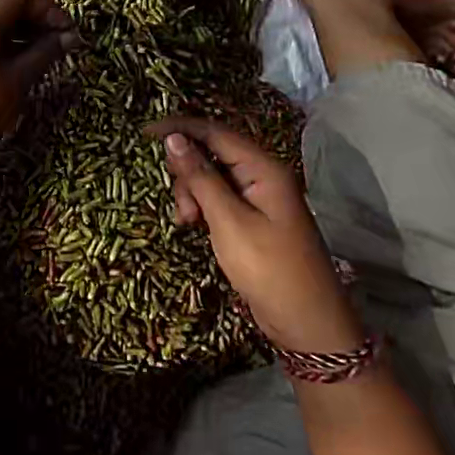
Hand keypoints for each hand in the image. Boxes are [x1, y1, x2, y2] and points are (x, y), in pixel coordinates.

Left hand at [0, 0, 77, 159]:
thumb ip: (46, 52)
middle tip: (63, 44)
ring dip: (28, 35)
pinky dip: (12, 46)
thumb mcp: (19, 79)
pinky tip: (27, 66)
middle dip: (40, 22)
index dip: (50, 10)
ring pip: (2, 25)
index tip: (67, 31)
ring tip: (49, 57)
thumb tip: (70, 37)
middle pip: (11, 8)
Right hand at [146, 116, 361, 353]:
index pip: (214, 132)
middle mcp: (261, 175)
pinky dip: (202, 206)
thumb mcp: (228, 222)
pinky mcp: (252, 218)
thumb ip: (200, 177)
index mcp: (263, 168)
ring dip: (192, 192)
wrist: (308, 326)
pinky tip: (193, 224)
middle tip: (180, 205)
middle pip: (212, 153)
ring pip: (212, 176)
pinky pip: (219, 197)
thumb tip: (172, 138)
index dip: (179, 128)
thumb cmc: (269, 270)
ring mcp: (258, 197)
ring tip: (187, 222)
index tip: (145, 134)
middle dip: (186, 171)